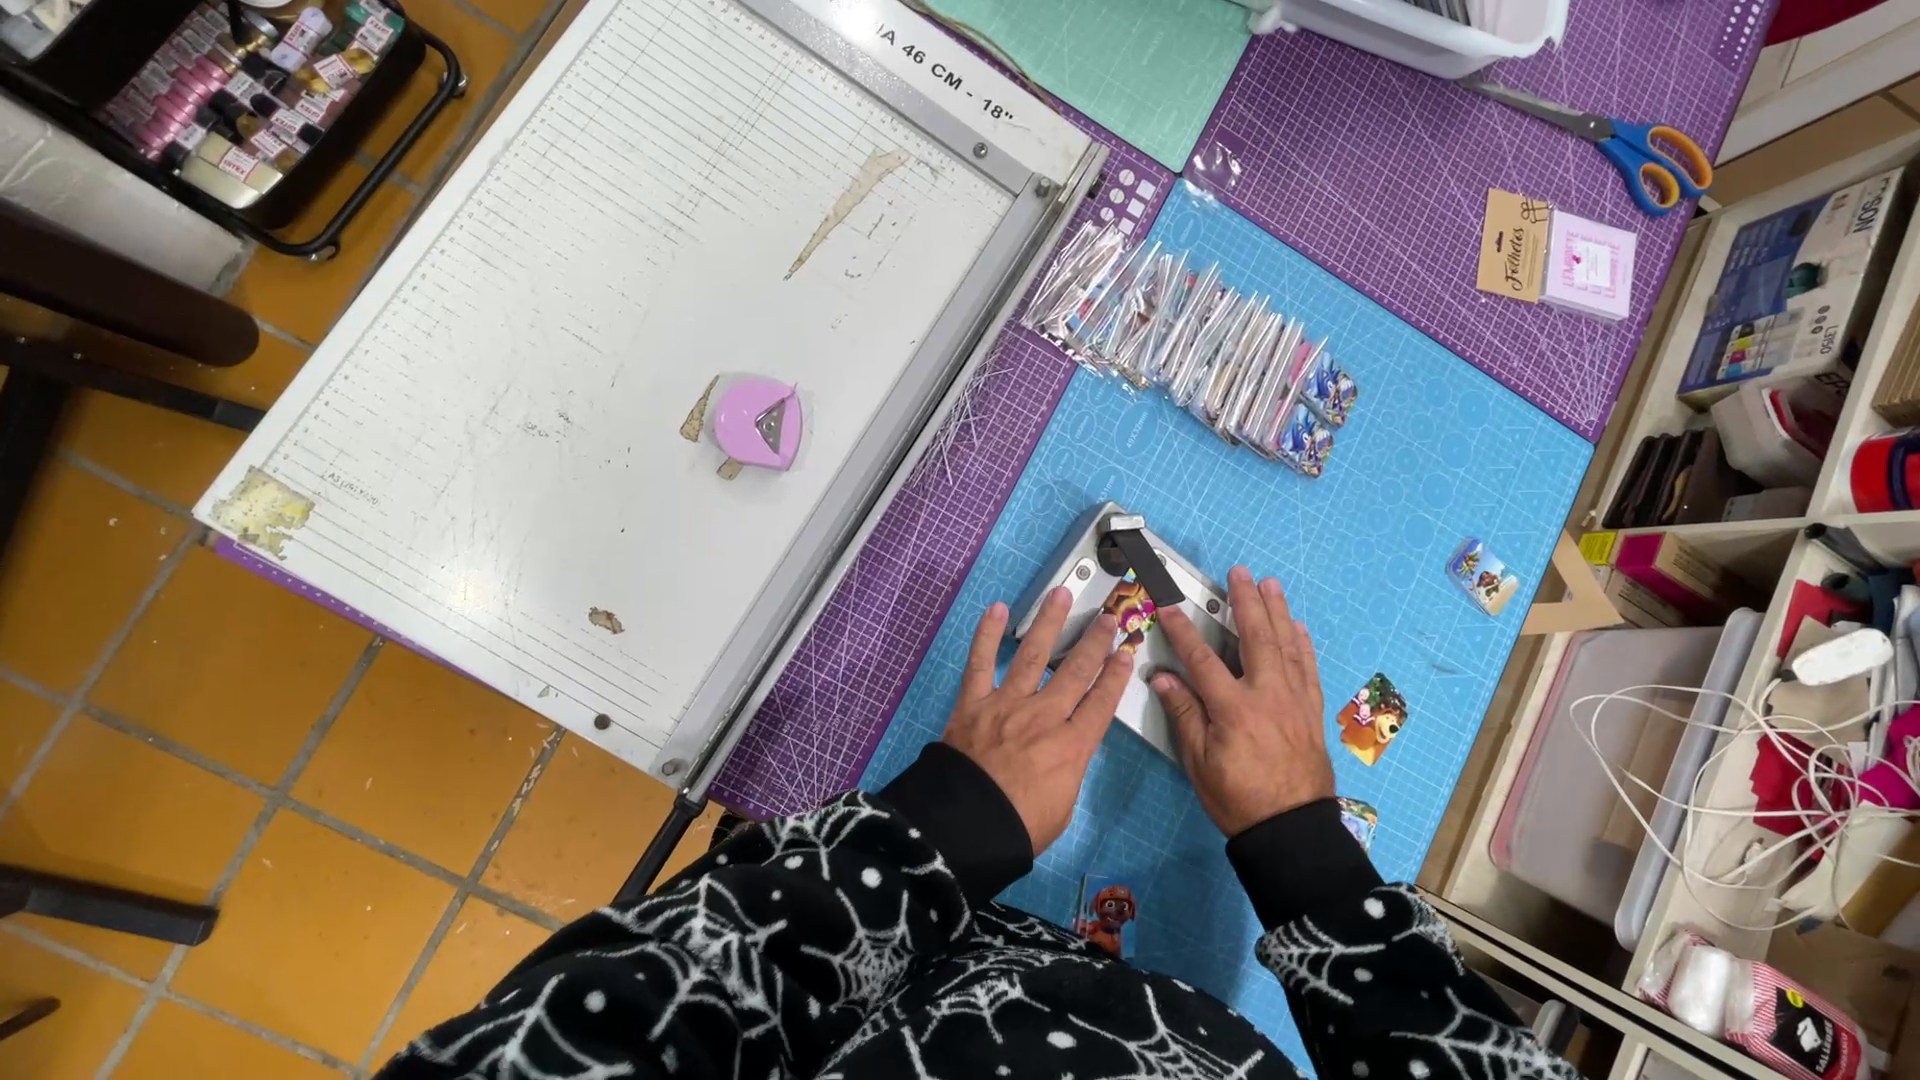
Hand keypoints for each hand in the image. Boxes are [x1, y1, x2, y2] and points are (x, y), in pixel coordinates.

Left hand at [942, 588, 1132, 853]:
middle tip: (1108, 615)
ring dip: (1049, 622)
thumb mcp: (1063, 805)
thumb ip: (1069, 768)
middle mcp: (1044, 716)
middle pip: (1075, 671)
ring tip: (1062, 594)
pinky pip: (980, 662)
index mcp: (1071, 746)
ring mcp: (1007, 704)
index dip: (1116, 675)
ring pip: (1033, 654)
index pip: (1101, 702)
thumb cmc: (1020, 827)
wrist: (966, 826)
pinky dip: (986, 634)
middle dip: (1095, 641)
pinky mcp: (973, 702)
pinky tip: (996, 609)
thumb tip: (1068, 748)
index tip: (1126, 651)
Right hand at [1152, 567, 1333, 836]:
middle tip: (1240, 573)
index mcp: (1234, 709)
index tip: (1169, 607)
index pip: (1203, 660)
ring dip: (1278, 612)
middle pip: (1257, 639)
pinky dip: (1303, 644)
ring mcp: (1295, 701)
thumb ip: (1184, 714)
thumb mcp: (1199, 762)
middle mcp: (1268, 696)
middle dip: (1246, 602)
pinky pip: (1309, 669)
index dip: (1183, 632)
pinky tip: (1298, 627)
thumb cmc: (1237, 798)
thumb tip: (1162, 677)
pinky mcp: (1311, 711)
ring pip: (1288, 646)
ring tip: (1271, 585)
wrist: (1292, 830)